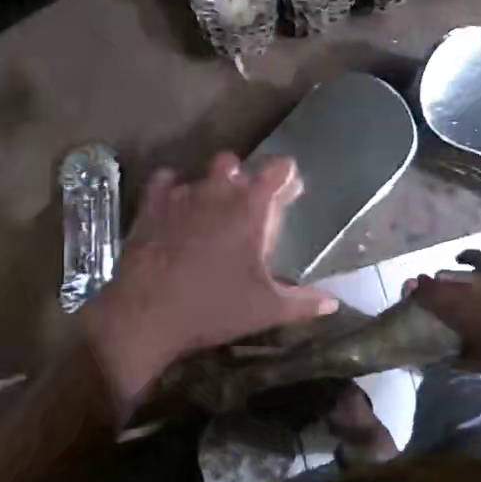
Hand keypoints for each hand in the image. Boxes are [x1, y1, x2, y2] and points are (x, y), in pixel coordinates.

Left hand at [84, 152, 336, 406]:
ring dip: (210, 187)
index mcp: (250, 207)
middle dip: (243, 179)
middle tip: (248, 208)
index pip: (278, 170)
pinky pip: (165, 182)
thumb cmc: (213, 308)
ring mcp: (180, 195)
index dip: (286, 177)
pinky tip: (176, 210)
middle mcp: (217, 190)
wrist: (146, 316)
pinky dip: (173, 190)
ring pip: (201, 174)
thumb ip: (304, 302)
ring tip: (211, 215)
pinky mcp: (150, 205)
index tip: (290, 192)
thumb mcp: (266, 309)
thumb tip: (333, 302)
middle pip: (235, 165)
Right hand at [406, 251, 480, 371]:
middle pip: (442, 277)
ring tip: (457, 263)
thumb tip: (446, 360)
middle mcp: (466, 283)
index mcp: (455, 305)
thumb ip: (459, 359)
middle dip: (435, 282)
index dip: (415, 291)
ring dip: (458, 265)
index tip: (411, 292)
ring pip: (465, 263)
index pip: (425, 292)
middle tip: (435, 287)